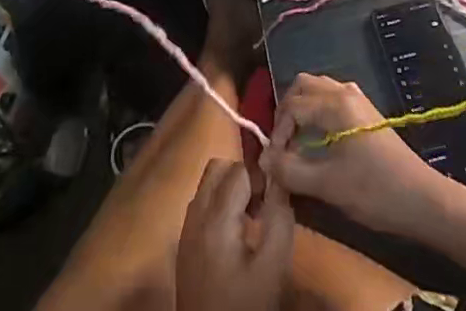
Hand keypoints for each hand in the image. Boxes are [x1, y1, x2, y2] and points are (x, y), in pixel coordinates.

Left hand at [176, 158, 293, 310]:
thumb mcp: (273, 267)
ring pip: (207, 185)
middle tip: (264, 202)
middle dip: (243, 175)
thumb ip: (280, 219)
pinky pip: (200, 206)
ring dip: (230, 189)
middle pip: (217, 169)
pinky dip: (218, 205)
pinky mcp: (184, 245)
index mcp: (215, 216)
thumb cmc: (244, 305)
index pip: (239, 169)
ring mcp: (186, 230)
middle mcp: (195, 215)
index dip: (261, 174)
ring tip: (253, 216)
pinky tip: (236, 233)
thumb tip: (282, 183)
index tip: (277, 194)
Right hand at [260, 73, 447, 237]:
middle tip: (282, 144)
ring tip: (296, 143)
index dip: (277, 133)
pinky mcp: (365, 113)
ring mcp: (358, 100)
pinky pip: (331, 99)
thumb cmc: (374, 190)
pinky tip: (318, 141)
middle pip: (302, 86)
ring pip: (318, 90)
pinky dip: (317, 113)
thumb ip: (289, 170)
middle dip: (286, 112)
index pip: (291, 106)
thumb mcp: (327, 184)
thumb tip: (265, 160)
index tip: (274, 164)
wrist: (423, 200)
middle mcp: (345, 92)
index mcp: (335, 103)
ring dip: (301, 110)